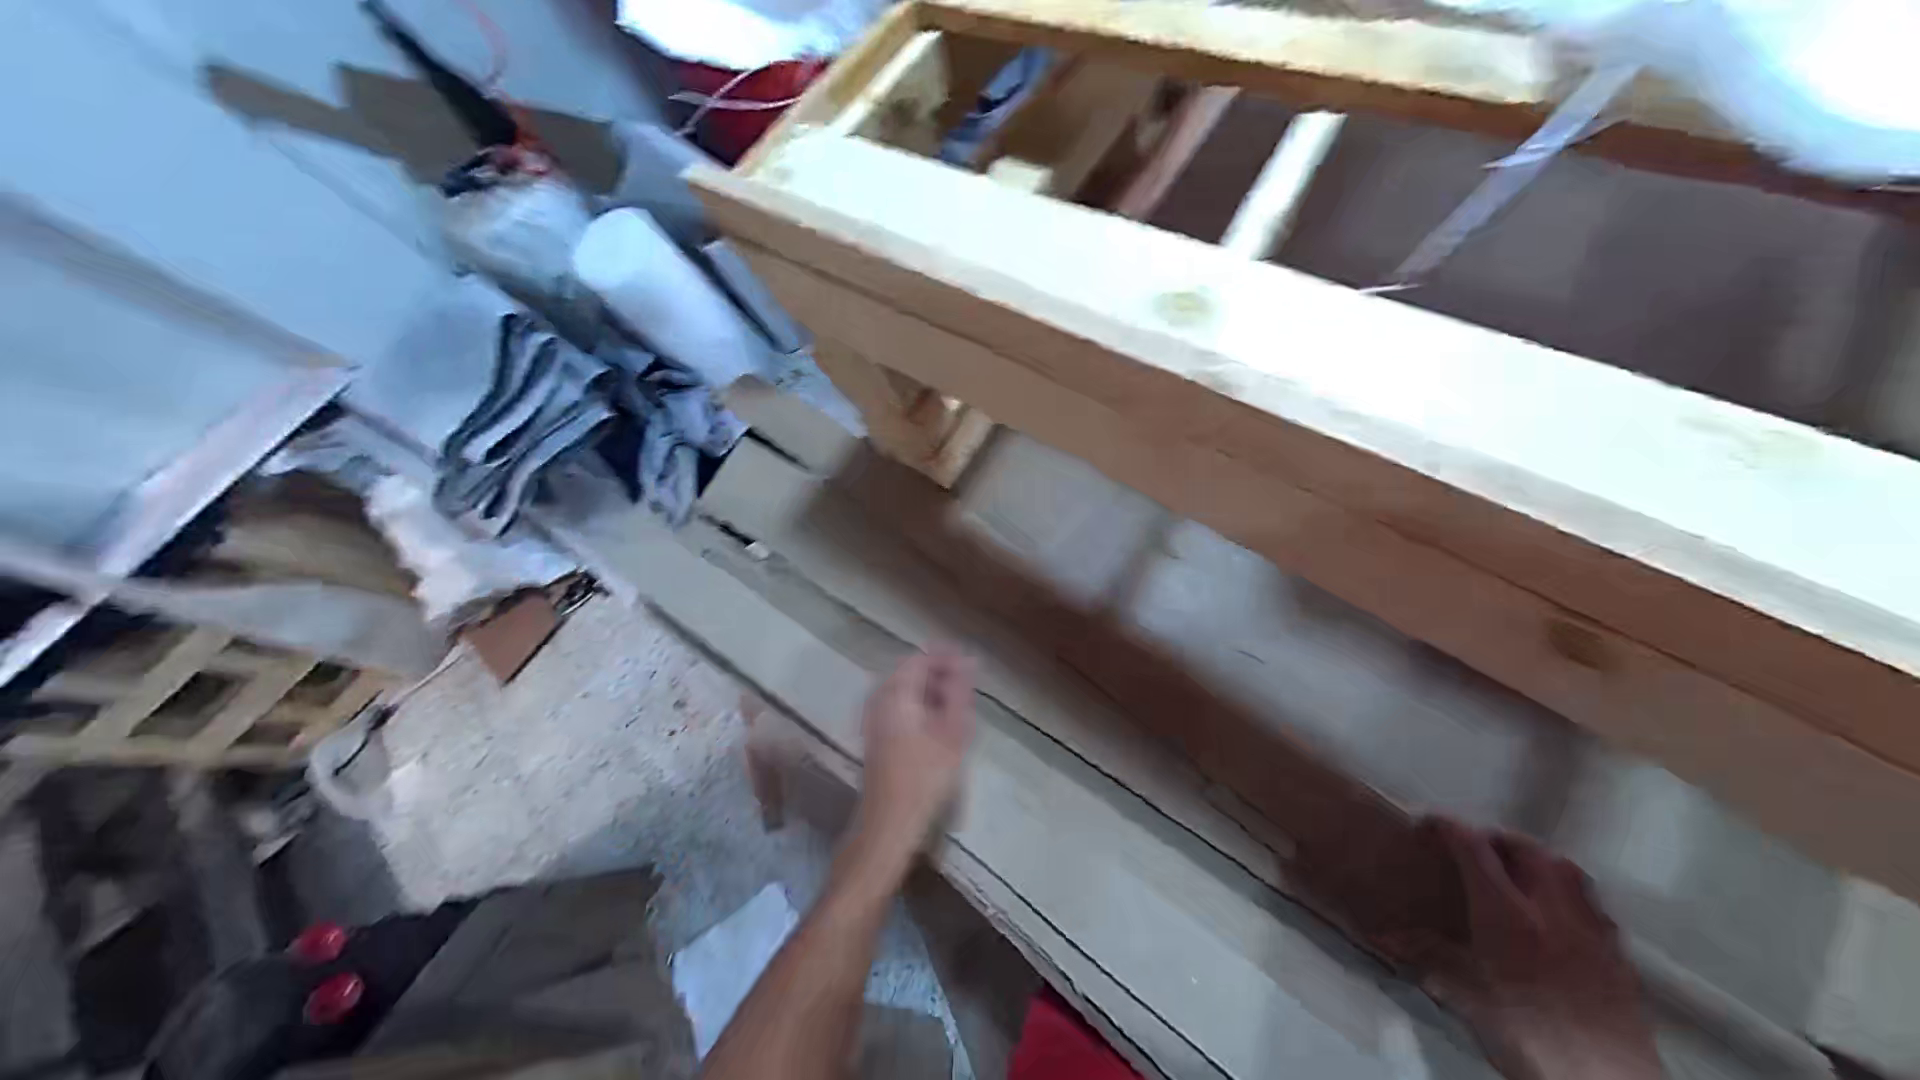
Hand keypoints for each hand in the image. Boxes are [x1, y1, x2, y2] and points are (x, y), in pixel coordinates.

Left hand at [848, 646, 976, 871]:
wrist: (889, 821)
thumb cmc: (924, 776)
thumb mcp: (952, 731)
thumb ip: (959, 691)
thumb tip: (967, 662)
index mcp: (894, 693)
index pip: (920, 658)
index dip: (947, 658)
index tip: (972, 666)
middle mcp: (878, 699)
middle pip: (911, 673)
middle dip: (940, 676)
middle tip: (967, 691)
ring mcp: (872, 717)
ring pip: (906, 691)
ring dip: (932, 693)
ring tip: (958, 710)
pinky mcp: (874, 734)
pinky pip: (899, 706)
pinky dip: (920, 707)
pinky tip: (939, 727)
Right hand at [1423, 820, 1661, 1079]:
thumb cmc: (1524, 1036)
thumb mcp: (1463, 994)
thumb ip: (1424, 954)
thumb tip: (1380, 934)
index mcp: (1506, 913)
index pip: (1473, 848)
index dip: (1447, 827)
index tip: (1428, 823)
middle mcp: (1552, 912)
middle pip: (1528, 850)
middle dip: (1497, 839)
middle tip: (1475, 846)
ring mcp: (1593, 933)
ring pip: (1568, 871)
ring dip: (1539, 860)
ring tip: (1518, 871)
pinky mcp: (1621, 959)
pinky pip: (1595, 907)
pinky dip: (1570, 896)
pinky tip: (1558, 915)